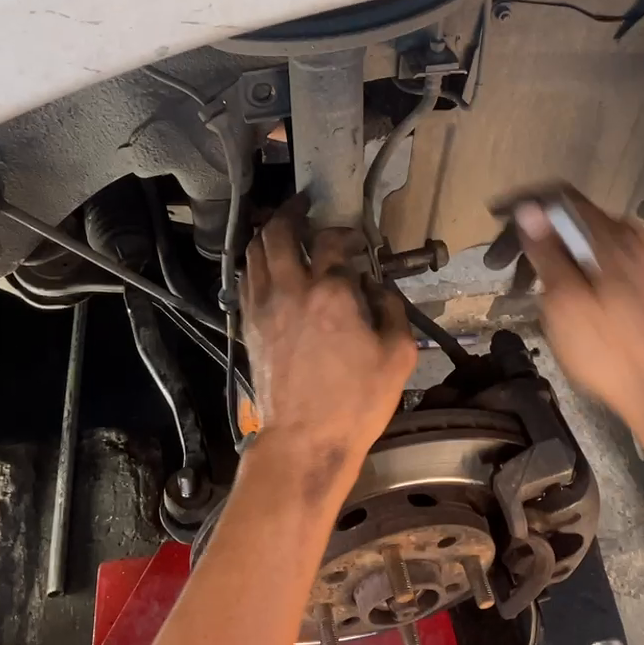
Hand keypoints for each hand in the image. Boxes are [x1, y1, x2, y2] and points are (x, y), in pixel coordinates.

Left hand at [239, 202, 417, 469]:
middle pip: (279, 231)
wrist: (305, 440)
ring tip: (283, 227)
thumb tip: (378, 288)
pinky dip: (255, 261)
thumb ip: (393, 309)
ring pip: (254, 251)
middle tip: (304, 204)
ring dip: (269, 232)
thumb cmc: (355, 402)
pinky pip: (245, 278)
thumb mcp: (398, 355)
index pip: (332, 240)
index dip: (345, 232)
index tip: (355, 240)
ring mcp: (263, 306)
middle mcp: (290, 289)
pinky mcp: (249, 325)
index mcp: (330, 292)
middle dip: (292, 211)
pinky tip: (267, 264)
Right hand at [513, 190, 643, 422]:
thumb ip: (546, 251)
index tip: (496, 224)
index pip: (560, 197)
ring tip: (525, 288)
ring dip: (549, 257)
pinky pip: (594, 261)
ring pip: (581, 243)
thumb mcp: (565, 299)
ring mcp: (636, 262)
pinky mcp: (637, 284)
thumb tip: (528, 209)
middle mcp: (628, 239)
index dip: (524, 205)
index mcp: (611, 236)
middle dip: (533, 237)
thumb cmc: (607, 349)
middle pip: (571, 219)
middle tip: (504, 267)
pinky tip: (555, 296)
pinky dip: (569, 270)